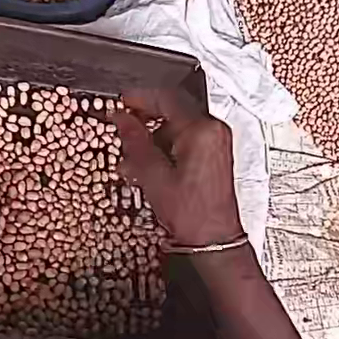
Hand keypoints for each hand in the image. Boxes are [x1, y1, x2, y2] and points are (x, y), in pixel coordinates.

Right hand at [112, 109, 243, 247]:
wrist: (213, 241)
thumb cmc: (192, 215)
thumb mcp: (154, 177)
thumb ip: (136, 143)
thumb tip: (121, 120)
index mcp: (201, 131)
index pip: (167, 98)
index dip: (140, 97)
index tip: (122, 102)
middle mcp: (214, 131)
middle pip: (174, 110)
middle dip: (146, 117)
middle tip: (123, 124)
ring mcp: (217, 143)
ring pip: (179, 126)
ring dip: (154, 135)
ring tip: (132, 154)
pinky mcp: (215, 156)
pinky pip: (188, 141)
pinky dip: (167, 147)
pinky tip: (149, 164)